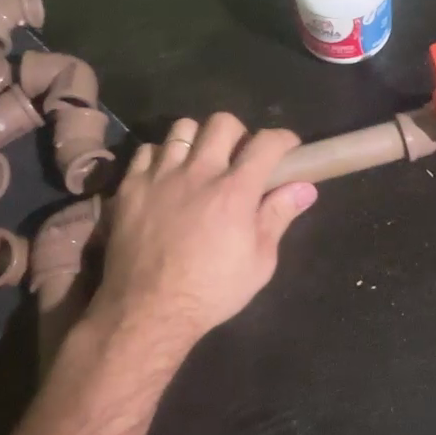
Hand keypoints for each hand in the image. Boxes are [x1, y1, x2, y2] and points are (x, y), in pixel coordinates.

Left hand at [93, 113, 317, 344]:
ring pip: (182, 128)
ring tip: (200, 163)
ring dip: (198, 140)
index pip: (266, 143)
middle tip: (240, 157)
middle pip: (222, 123)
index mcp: (235, 191)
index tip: (288, 150)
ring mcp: (160, 176)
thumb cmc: (211, 292)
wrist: (147, 312)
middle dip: (239, 134)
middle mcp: (198, 172)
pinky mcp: (130, 187)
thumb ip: (278, 217)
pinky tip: (167, 178)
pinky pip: (147, 151)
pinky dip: (161, 157)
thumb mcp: (259, 263)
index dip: (283, 140)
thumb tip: (305, 188)